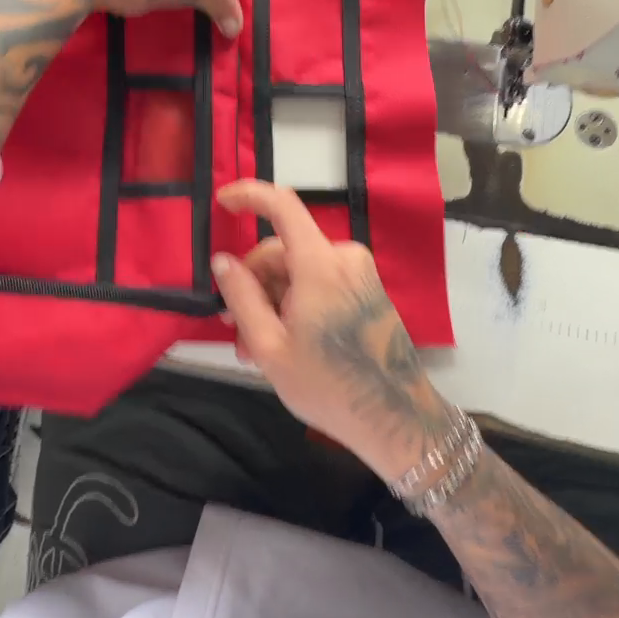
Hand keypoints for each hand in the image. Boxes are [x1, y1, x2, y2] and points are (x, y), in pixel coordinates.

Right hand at [211, 180, 455, 478]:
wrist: (396, 422)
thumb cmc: (329, 386)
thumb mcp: (270, 346)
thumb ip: (241, 297)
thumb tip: (222, 261)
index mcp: (320, 264)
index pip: (282, 206)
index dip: (249, 195)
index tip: (222, 202)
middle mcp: (344, 258)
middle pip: (282, 251)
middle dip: (253, 285)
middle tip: (234, 331)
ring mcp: (359, 274)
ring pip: (297, 272)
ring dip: (272, 303)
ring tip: (256, 350)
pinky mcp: (366, 291)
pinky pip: (318, 283)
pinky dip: (295, 306)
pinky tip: (284, 344)